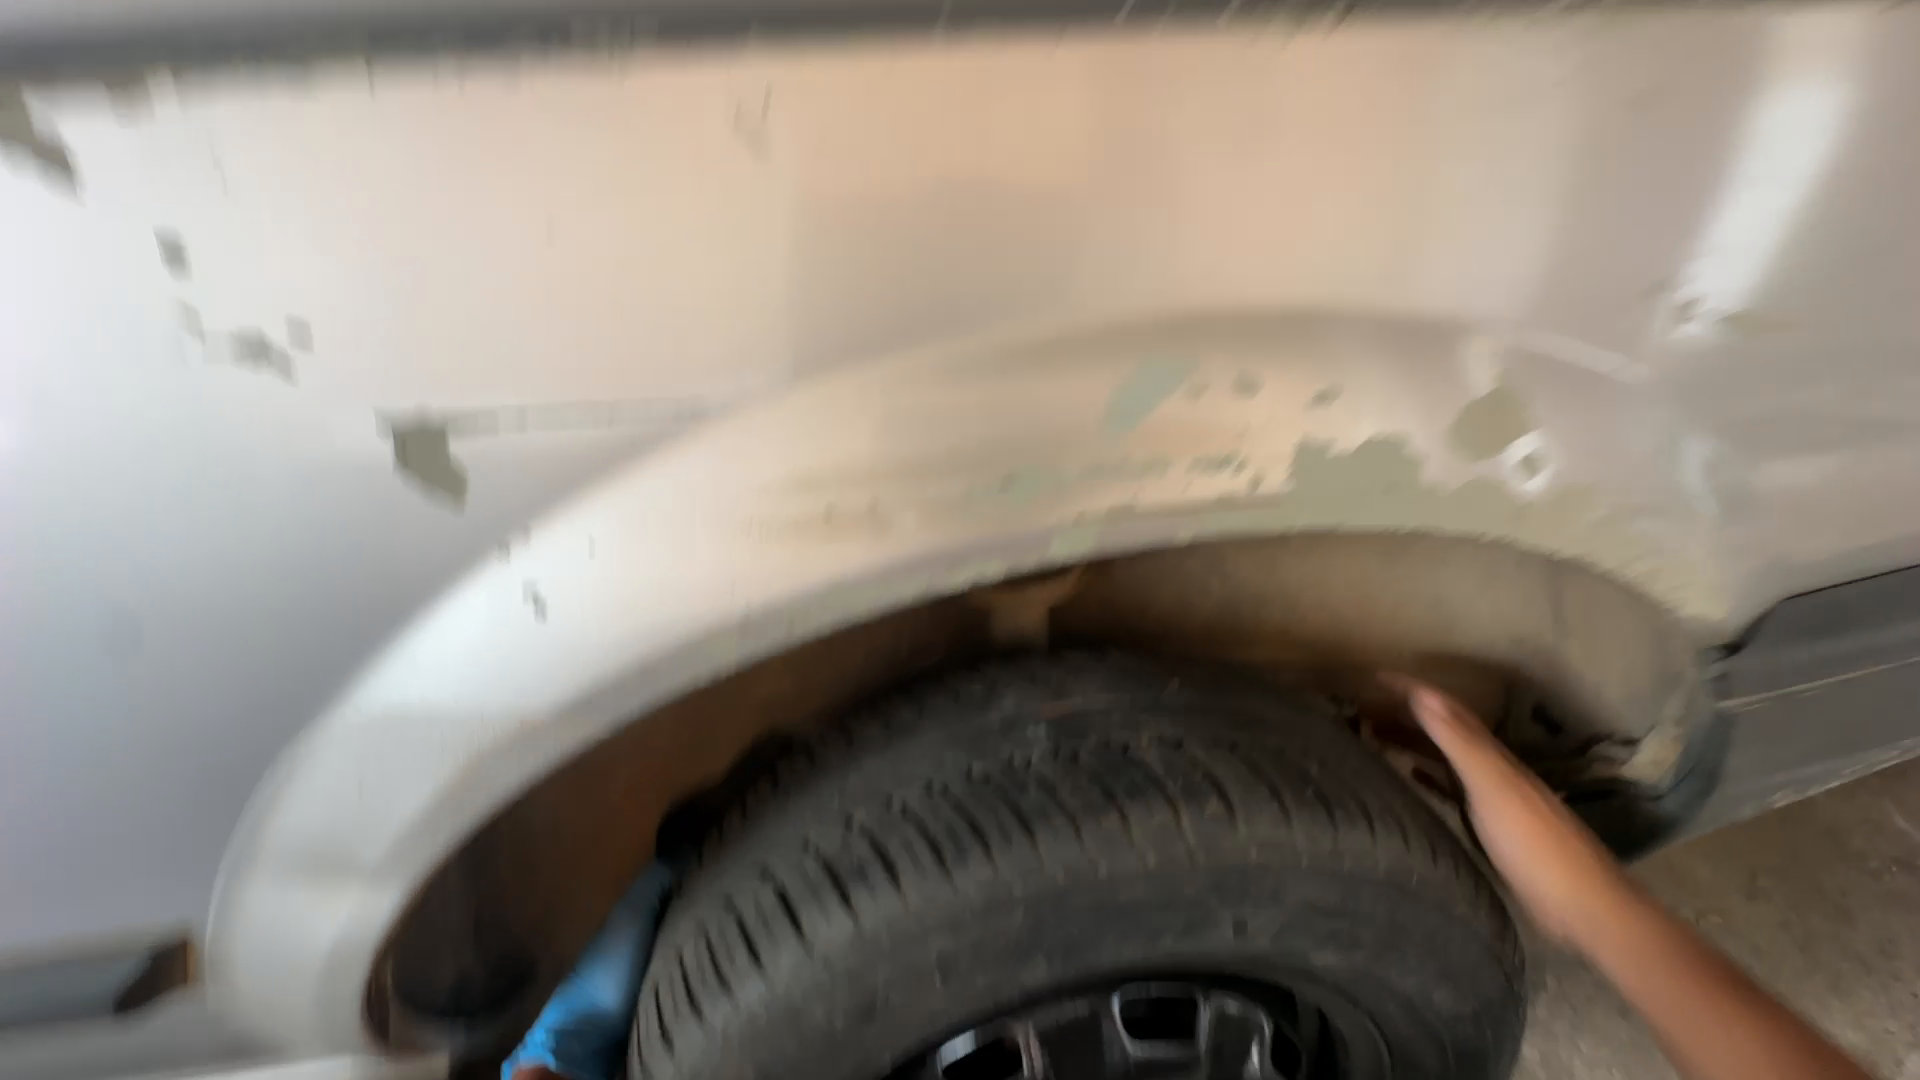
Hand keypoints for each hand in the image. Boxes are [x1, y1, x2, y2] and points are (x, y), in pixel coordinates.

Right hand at [1388, 675, 1633, 945]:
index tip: (1372, 677)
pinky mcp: (1490, 824)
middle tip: (1360, 707)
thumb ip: (1459, 741)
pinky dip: (1426, 773)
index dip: (1411, 690)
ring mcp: (1492, 796)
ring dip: (1411, 740)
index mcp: (1492, 756)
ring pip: (1444, 755)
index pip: (1446, 709)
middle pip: (1443, 729)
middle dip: (1404, 713)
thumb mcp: (1492, 787)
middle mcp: (1492, 768)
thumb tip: (1423, 695)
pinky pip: (1449, 785)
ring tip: (1373, 735)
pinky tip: (1411, 776)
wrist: (1583, 908)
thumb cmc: (1534, 845)